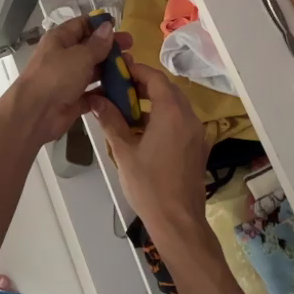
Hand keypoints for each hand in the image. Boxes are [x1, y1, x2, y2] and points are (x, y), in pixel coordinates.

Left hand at [0, 16, 131, 147]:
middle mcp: (63, 57)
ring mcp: (68, 79)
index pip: (81, 25)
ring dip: (111, 70)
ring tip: (131, 69)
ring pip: (93, 71)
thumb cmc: (56, 76)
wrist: (35, 114)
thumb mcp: (79, 56)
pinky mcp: (73, 100)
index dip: (99, 25)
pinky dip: (105, 92)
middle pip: (90, 48)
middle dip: (110, 48)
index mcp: (59, 40)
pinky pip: (92, 93)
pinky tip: (123, 91)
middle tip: (132, 49)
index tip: (119, 27)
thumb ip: (96, 44)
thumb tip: (107, 27)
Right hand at [90, 62, 208, 236]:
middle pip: (167, 89)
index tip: (117, 72)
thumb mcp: (124, 151)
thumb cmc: (149, 185)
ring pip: (175, 105)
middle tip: (119, 89)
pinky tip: (144, 132)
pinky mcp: (198, 148)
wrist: (179, 223)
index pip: (155, 77)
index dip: (136, 70)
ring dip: (153, 102)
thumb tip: (96, 99)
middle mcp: (189, 117)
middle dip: (143, 85)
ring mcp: (197, 133)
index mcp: (172, 113)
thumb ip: (111, 120)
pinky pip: (180, 121)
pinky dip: (163, 117)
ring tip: (128, 110)